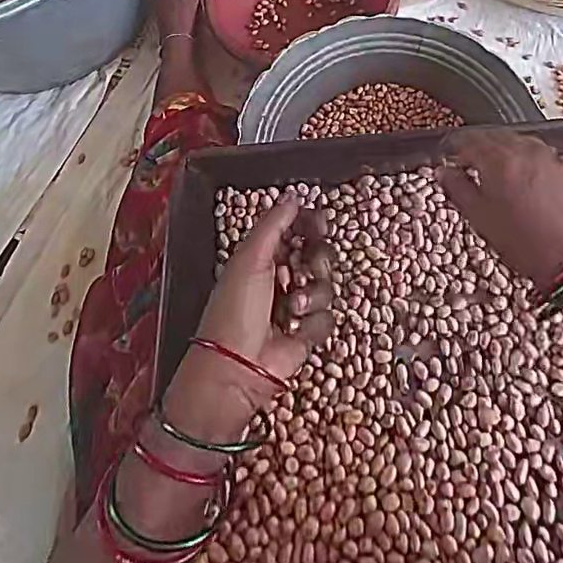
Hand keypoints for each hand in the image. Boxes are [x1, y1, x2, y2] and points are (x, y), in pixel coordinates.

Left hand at [166, 196, 336, 438]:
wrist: (236, 366)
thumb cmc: (236, 308)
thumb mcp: (251, 257)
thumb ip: (274, 224)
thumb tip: (294, 196)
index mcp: (264, 256)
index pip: (295, 231)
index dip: (309, 225)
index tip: (319, 222)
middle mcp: (281, 278)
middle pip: (318, 255)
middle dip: (317, 260)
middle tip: (307, 267)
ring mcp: (296, 306)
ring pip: (326, 286)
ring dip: (312, 295)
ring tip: (292, 308)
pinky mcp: (308, 333)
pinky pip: (327, 317)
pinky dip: (312, 323)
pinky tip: (294, 330)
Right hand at [434, 130, 562, 292]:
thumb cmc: (524, 242)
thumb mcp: (479, 217)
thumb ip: (457, 188)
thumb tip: (444, 172)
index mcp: (496, 160)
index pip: (467, 141)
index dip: (453, 149)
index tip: (448, 159)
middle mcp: (521, 150)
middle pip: (490, 136)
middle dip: (474, 146)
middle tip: (465, 163)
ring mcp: (545, 156)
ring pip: (513, 139)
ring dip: (497, 148)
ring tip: (490, 168)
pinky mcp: (561, 165)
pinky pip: (532, 149)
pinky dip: (518, 154)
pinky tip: (515, 173)